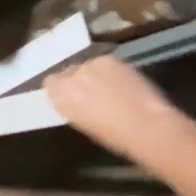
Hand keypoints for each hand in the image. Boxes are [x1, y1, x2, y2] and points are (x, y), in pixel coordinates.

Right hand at [43, 55, 186, 160]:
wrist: (145, 125)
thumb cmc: (113, 136)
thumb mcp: (82, 123)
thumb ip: (73, 106)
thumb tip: (76, 100)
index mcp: (59, 96)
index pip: (50, 83)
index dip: (62, 88)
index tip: (72, 95)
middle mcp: (70, 77)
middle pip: (69, 71)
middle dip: (78, 79)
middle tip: (93, 91)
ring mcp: (90, 65)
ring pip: (88, 66)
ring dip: (95, 74)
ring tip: (111, 87)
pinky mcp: (110, 59)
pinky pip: (104, 63)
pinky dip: (110, 71)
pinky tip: (122, 82)